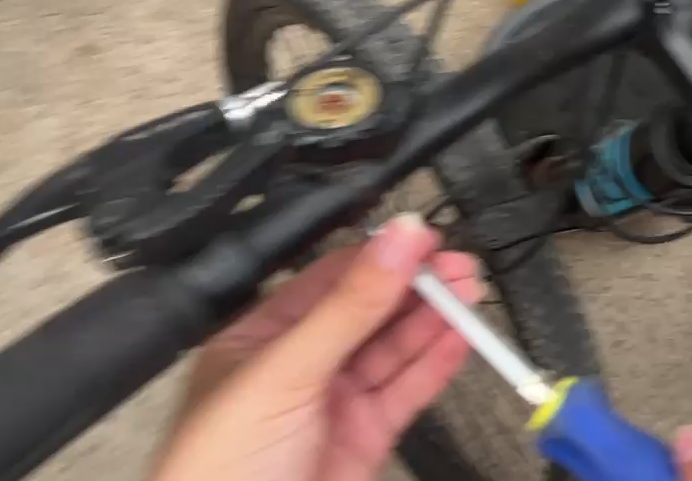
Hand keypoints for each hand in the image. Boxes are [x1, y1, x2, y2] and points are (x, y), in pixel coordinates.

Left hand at [152, 214, 481, 480]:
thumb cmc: (222, 475)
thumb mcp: (284, 375)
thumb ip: (350, 304)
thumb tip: (401, 234)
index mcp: (262, 340)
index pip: (331, 280)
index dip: (382, 257)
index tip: (427, 239)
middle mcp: (300, 365)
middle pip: (370, 311)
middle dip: (417, 287)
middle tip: (460, 267)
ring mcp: (335, 403)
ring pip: (394, 348)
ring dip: (435, 319)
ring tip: (470, 295)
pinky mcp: (365, 438)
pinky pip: (407, 390)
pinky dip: (437, 363)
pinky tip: (461, 340)